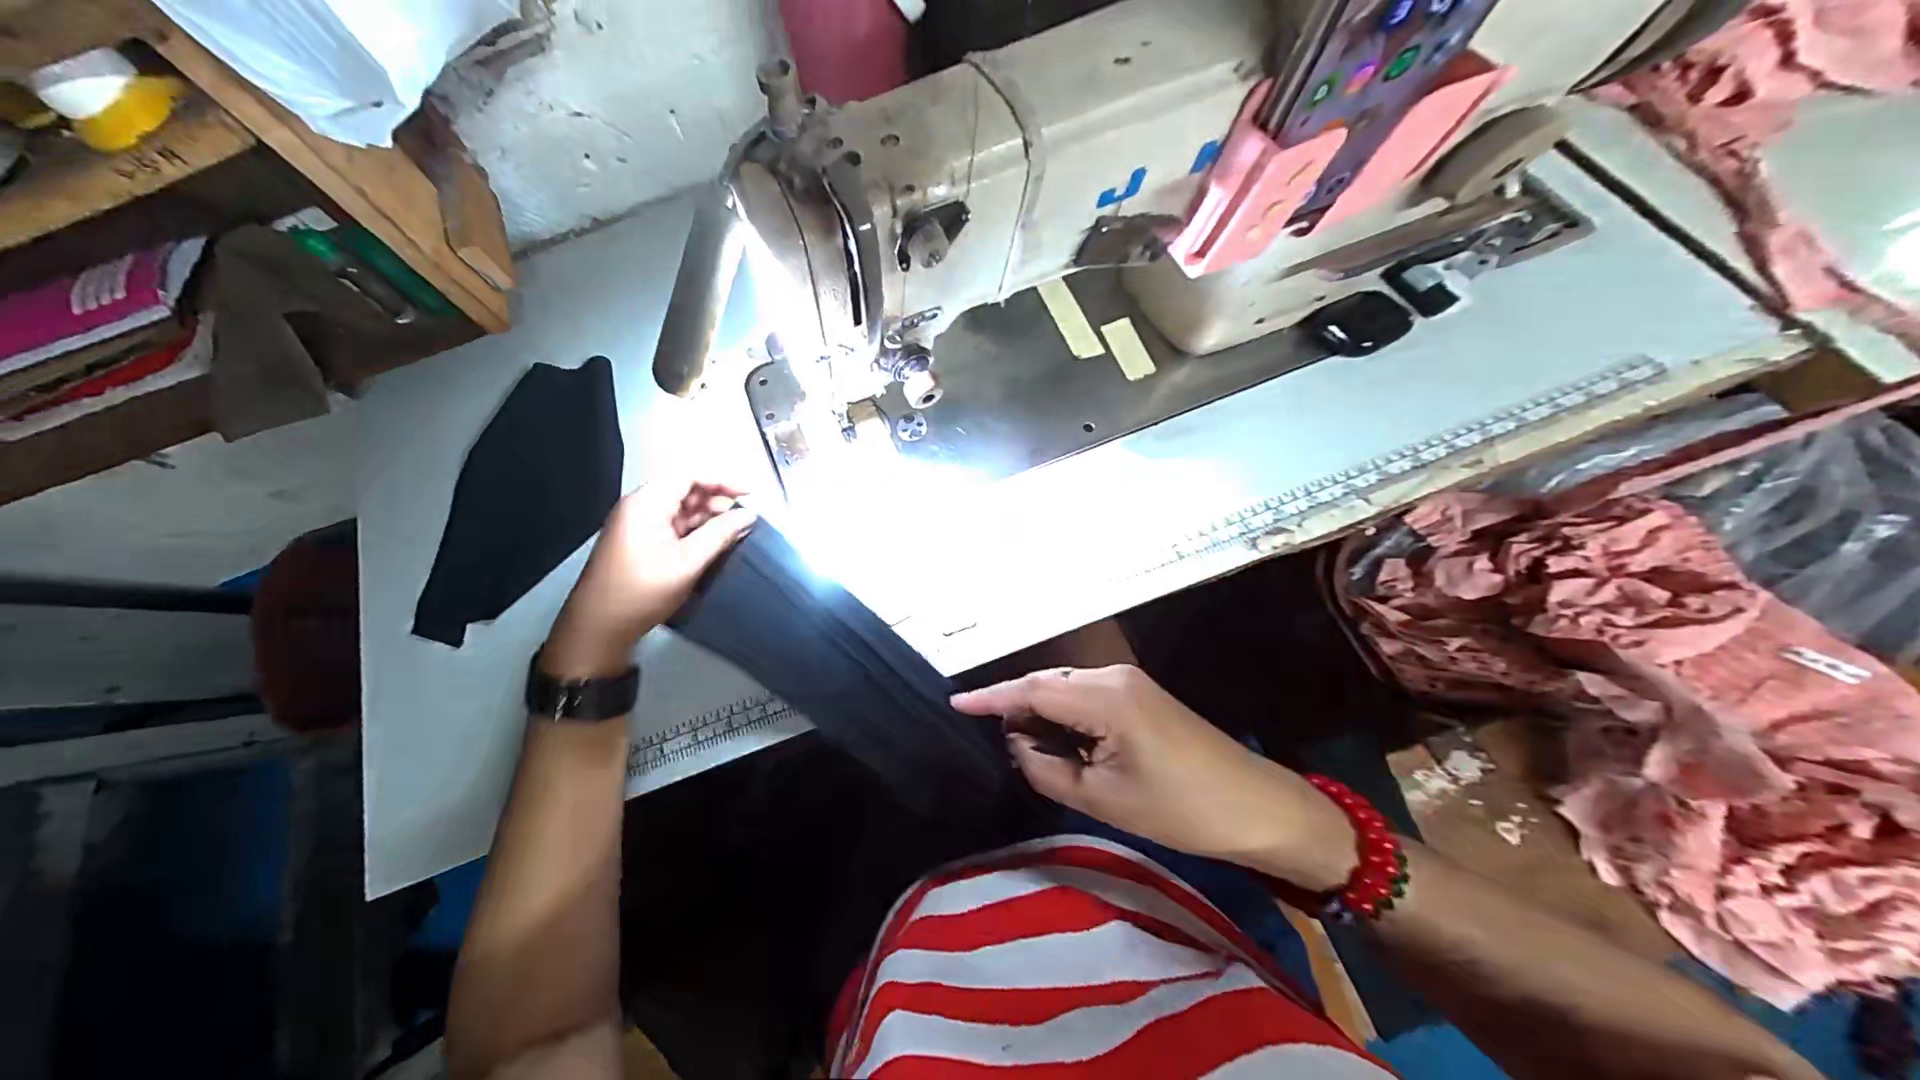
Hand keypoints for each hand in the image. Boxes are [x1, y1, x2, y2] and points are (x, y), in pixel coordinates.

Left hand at [541, 479, 755, 678]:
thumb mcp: (688, 562)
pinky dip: (696, 530)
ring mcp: (639, 525)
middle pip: (686, 490)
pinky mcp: (641, 542)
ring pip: (682, 510)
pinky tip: (715, 543)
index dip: (723, 481)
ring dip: (709, 517)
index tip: (750, 494)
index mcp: (647, 503)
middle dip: (718, 501)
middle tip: (745, 518)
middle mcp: (640, 507)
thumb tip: (748, 515)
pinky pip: (674, 526)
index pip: (690, 476)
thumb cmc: (641, 592)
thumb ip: (721, 534)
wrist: (599, 627)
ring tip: (736, 532)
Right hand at [951, 665, 1357, 890]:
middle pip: (1047, 681)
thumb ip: (1047, 768)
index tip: (954, 702)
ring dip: (1040, 709)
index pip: (1032, 689)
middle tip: (987, 737)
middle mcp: (1114, 676)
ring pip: (1065, 686)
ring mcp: (1130, 681)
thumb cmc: (1179, 809)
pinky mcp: (1140, 693)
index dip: (990, 697)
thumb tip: (1018, 745)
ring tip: (1018, 743)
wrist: (1256, 806)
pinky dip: (1063, 712)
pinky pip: (1086, 694)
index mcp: (1104, 697)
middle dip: (1014, 705)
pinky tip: (1055, 736)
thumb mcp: (1103, 798)